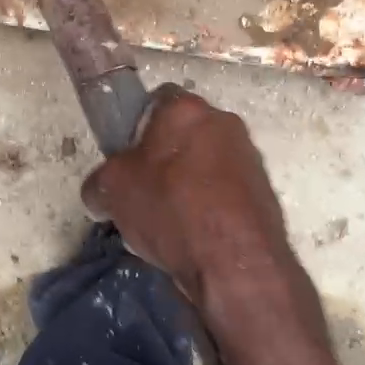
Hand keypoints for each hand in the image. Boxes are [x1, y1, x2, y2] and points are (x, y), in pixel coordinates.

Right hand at [82, 85, 300, 308]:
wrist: (235, 263)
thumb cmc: (169, 208)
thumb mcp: (110, 191)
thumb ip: (100, 182)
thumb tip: (101, 195)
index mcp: (185, 109)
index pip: (154, 101)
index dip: (135, 128)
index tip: (126, 159)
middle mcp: (224, 122)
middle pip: (182, 134)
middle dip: (162, 160)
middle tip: (141, 192)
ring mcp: (250, 157)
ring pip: (204, 165)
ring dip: (186, 185)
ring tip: (166, 223)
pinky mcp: (265, 193)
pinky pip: (224, 193)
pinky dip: (208, 208)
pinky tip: (191, 238)